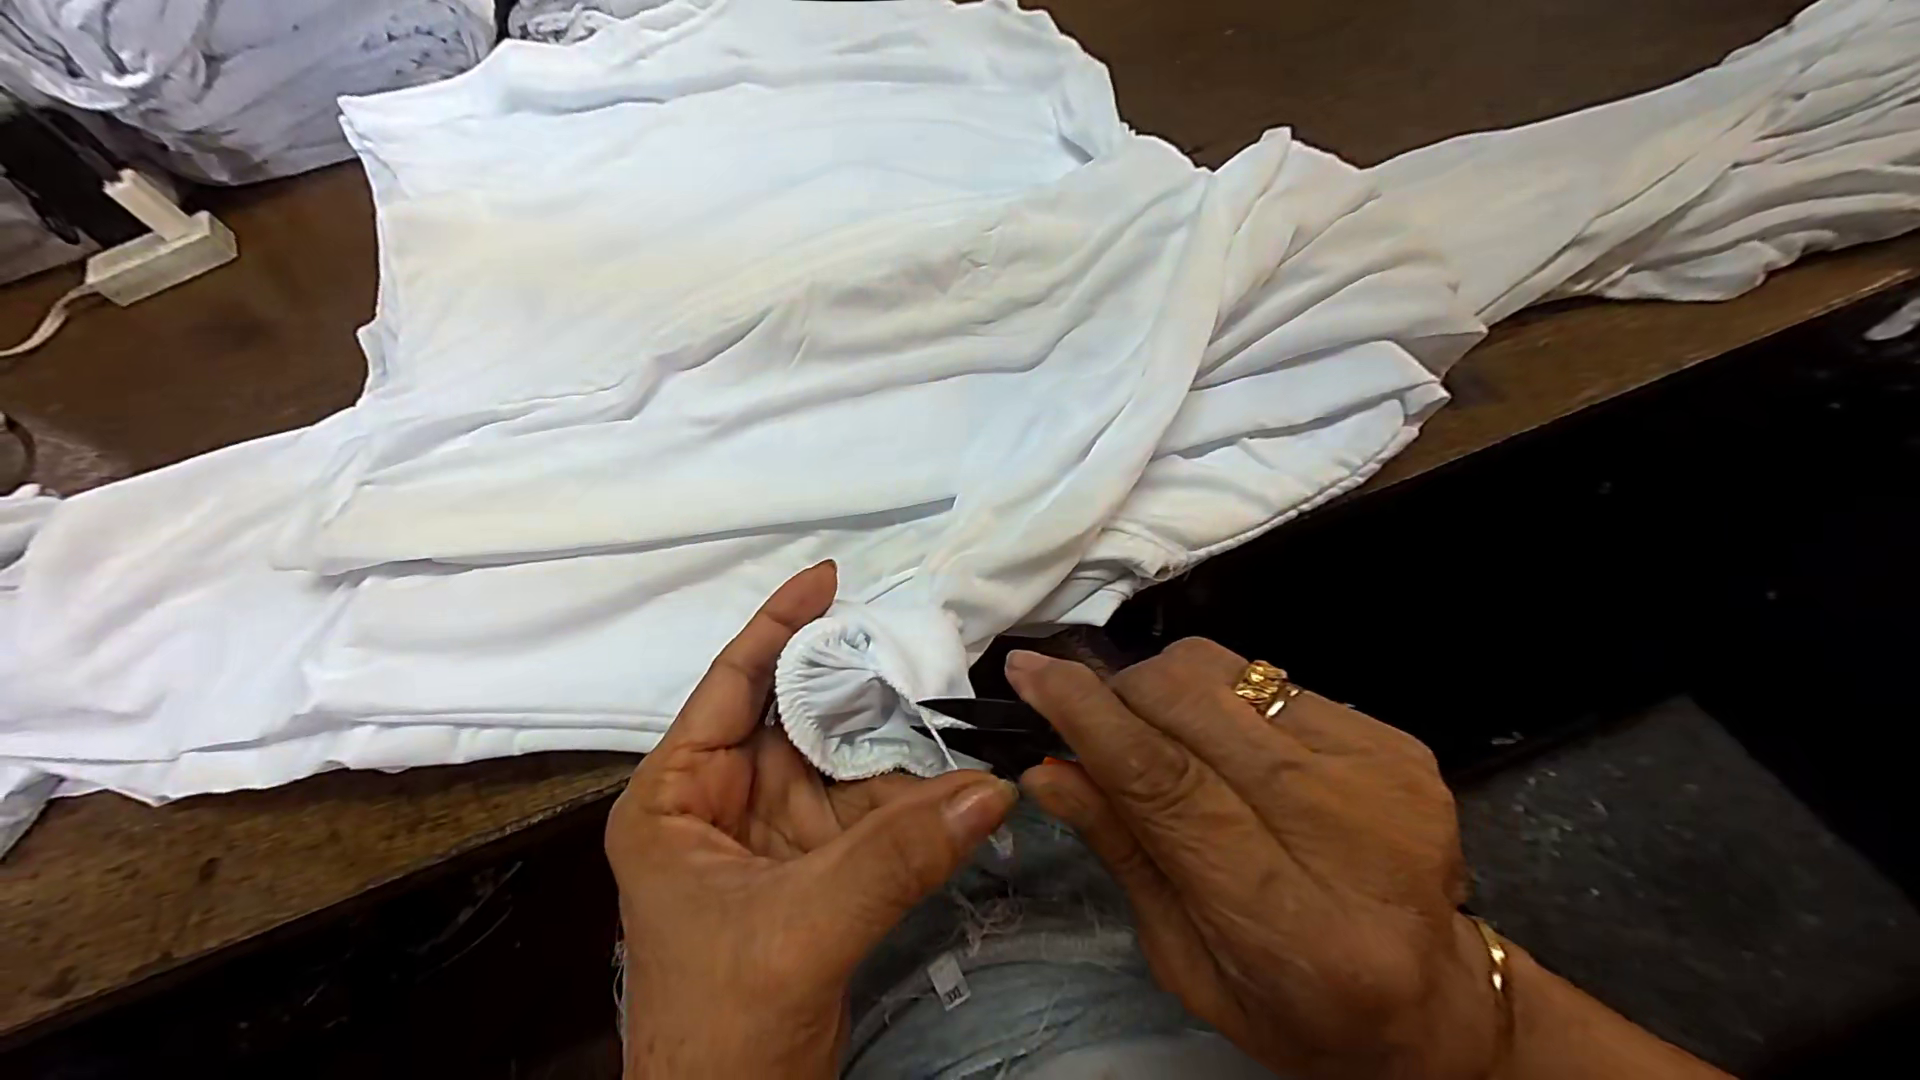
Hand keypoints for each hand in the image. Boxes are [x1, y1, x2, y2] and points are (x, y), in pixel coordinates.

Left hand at [606, 562, 1017, 1078]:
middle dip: (854, 676)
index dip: (779, 624)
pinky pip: (871, 801)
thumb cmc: (721, 1029)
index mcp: (678, 795)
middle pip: (798, 712)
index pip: (732, 684)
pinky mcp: (820, 857)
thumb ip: (895, 857)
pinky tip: (954, 768)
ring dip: (894, 733)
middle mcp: (726, 796)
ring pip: (843, 755)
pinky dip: (912, 786)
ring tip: (948, 694)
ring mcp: (777, 826)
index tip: (828, 576)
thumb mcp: (798, 933)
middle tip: (915, 638)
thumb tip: (992, 791)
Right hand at [1007, 640, 1501, 1079]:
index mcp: (1289, 922)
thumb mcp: (1181, 958)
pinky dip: (1218, 696)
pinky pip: (1261, 673)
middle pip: (1189, 702)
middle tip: (1098, 720)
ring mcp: (1379, 771)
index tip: (1027, 670)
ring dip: (1164, 687)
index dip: (1086, 715)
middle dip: (1117, 691)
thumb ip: (1119, 848)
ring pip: (1220, 668)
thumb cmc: (1290, 1006)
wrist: (1437, 1004)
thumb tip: (1045, 767)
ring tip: (1167, 735)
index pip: (1164, 782)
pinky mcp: (1394, 736)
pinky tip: (1232, 744)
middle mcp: (1346, 832)